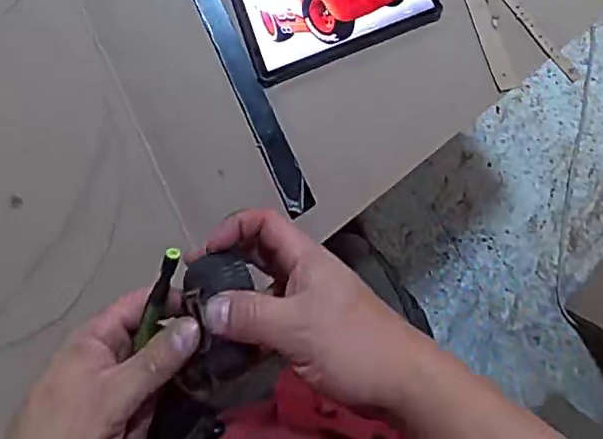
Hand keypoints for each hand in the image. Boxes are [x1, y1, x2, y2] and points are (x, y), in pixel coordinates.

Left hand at [6, 286, 200, 438]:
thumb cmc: (67, 429)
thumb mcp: (113, 392)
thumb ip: (154, 359)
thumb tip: (193, 324)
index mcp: (97, 337)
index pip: (140, 304)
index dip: (171, 300)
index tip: (206, 308)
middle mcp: (108, 358)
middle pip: (153, 339)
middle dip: (177, 350)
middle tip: (210, 352)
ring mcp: (115, 391)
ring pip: (157, 375)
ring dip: (174, 383)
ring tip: (197, 380)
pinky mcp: (121, 419)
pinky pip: (151, 405)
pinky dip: (164, 408)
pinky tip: (181, 407)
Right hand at [192, 209, 439, 412]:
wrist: (400, 380)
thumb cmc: (358, 343)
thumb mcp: (296, 327)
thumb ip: (251, 315)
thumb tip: (210, 307)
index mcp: (304, 255)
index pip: (261, 221)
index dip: (231, 228)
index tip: (206, 250)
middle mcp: (303, 271)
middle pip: (258, 252)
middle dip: (228, 261)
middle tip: (202, 280)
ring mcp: (307, 299)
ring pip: (263, 286)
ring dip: (238, 297)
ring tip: (213, 314)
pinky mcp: (310, 327)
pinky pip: (271, 315)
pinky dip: (252, 324)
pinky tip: (237, 344)